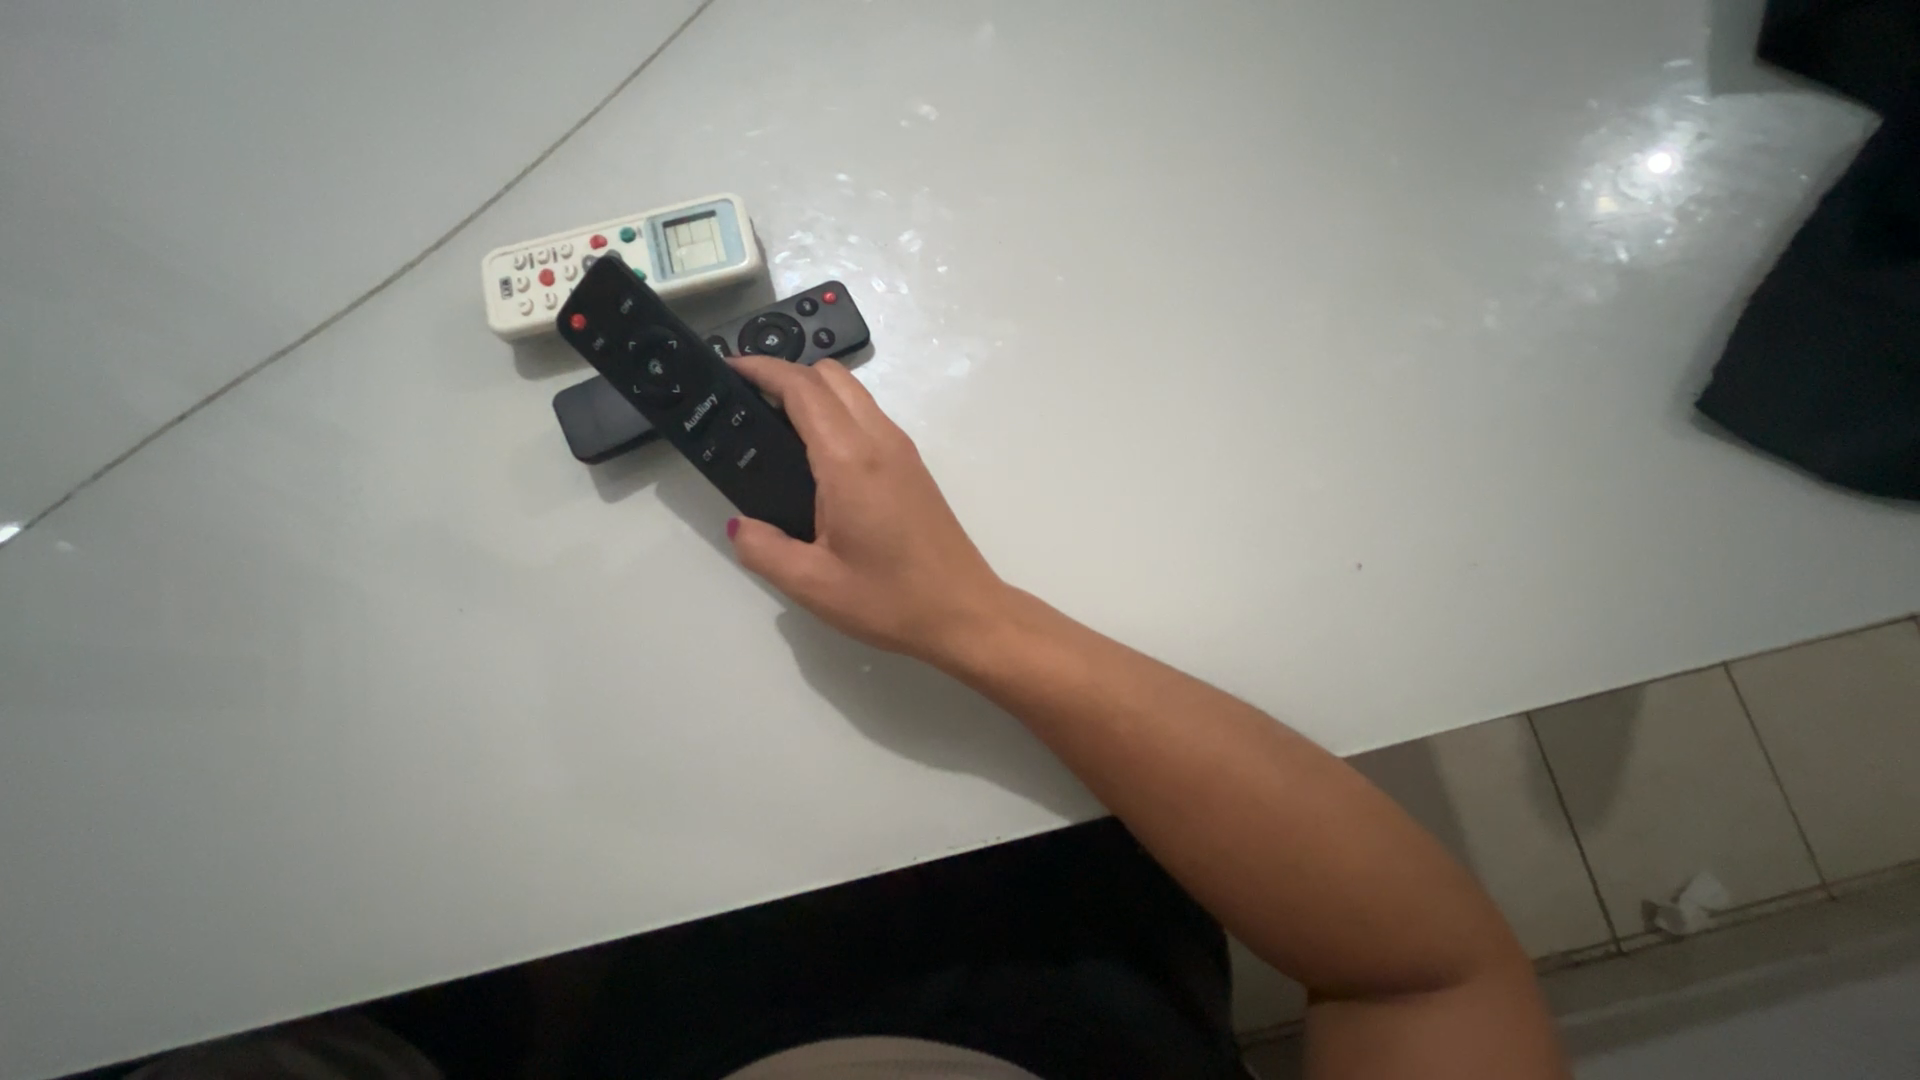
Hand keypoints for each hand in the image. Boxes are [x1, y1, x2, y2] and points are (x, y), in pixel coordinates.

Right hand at [724, 355, 1009, 663]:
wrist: (964, 612)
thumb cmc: (891, 600)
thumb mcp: (813, 584)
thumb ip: (763, 549)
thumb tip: (741, 525)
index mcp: (850, 461)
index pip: (802, 388)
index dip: (762, 369)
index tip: (730, 370)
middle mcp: (880, 441)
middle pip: (831, 375)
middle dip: (786, 374)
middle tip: (748, 401)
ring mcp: (903, 451)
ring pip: (854, 392)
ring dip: (815, 392)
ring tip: (776, 425)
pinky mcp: (914, 466)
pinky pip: (869, 417)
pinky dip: (838, 412)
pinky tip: (816, 456)